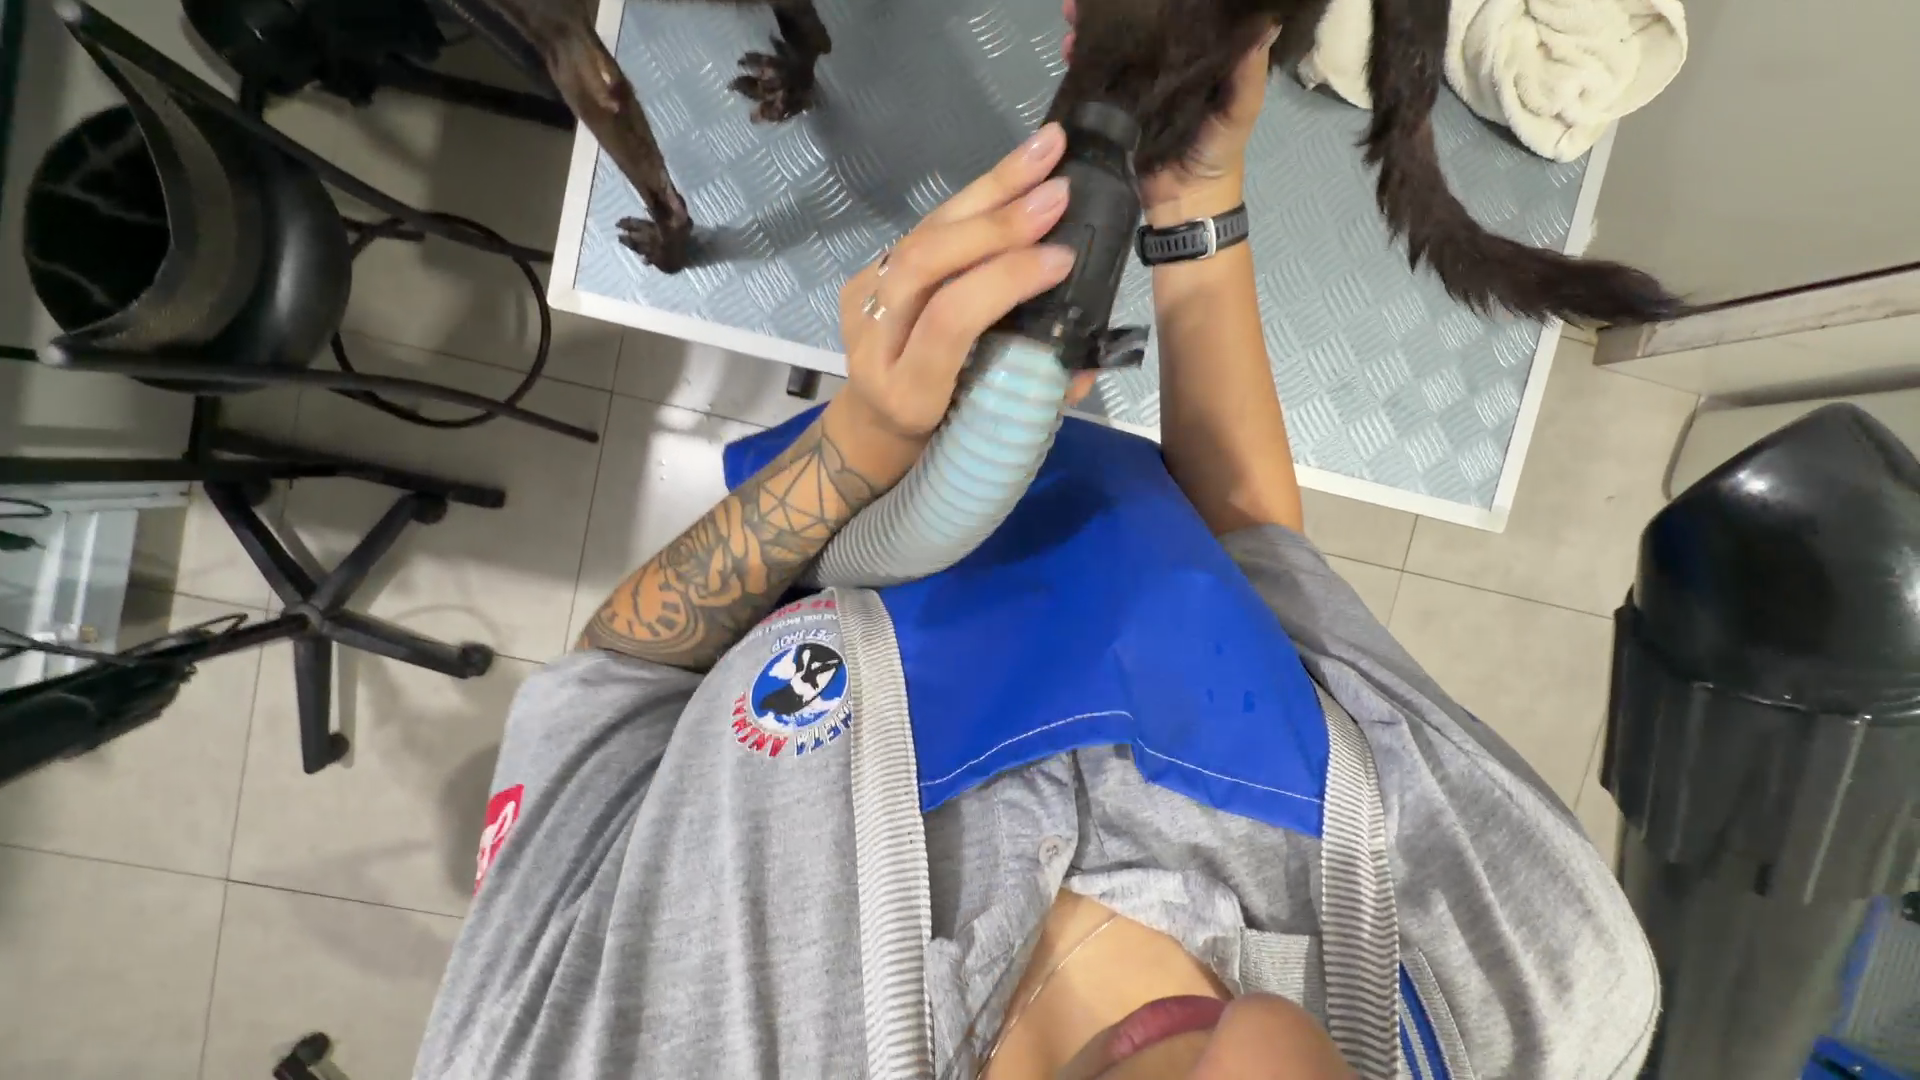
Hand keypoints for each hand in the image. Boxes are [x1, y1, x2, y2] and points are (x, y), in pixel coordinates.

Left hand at [828, 123, 1079, 483]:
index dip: (1005, 280)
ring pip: (921, 233)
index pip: (950, 319)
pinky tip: (1013, 174)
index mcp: (907, 390)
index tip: (1062, 260)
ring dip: (989, 189)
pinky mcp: (860, 278)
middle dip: (997, 223)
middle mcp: (874, 342)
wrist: (869, 427)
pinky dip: (972, 201)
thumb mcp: (982, 424)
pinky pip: (921, 229)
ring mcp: (860, 304)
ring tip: (1045, 150)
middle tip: (1059, 192)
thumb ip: (1031, 392)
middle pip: (926, 263)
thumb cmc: (936, 433)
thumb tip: (1087, 360)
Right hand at [1061, 0, 1277, 226]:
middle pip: (1137, 34)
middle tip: (1084, 2)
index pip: (1177, 20)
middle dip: (1113, 15)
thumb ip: (1250, 70)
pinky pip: (1097, 90)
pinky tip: (1068, 53)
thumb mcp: (1242, 109)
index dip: (1157, 1)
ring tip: (1071, 21)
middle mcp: (1163, 72)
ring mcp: (1134, 95)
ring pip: (1112, 56)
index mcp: (1195, 62)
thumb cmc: (1218, 155)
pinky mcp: (1114, 119)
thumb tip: (1266, 18)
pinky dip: (1082, 72)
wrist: (1184, 206)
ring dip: (1091, 38)